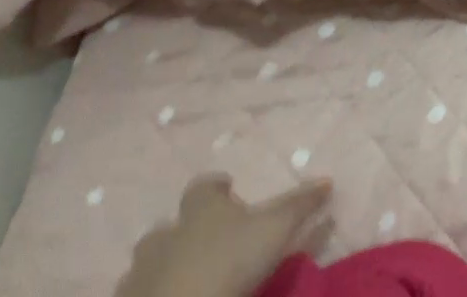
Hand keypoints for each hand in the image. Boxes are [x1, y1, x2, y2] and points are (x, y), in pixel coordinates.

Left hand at [116, 174, 332, 296]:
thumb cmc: (230, 260)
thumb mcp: (277, 228)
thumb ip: (300, 204)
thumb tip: (327, 181)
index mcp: (200, 211)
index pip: (203, 187)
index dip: (215, 186)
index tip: (228, 187)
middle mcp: (164, 236)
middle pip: (169, 227)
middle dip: (184, 231)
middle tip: (208, 241)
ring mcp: (139, 274)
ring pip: (148, 263)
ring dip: (165, 265)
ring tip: (188, 277)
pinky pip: (139, 294)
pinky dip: (152, 294)